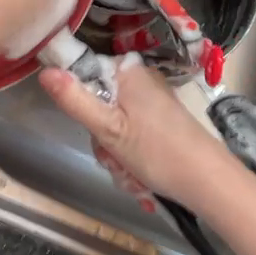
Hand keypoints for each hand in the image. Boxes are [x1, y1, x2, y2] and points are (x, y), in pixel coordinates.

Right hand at [40, 54, 237, 205]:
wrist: (211, 184)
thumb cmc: (159, 152)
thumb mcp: (109, 129)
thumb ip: (74, 100)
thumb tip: (44, 71)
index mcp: (127, 70)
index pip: (84, 72)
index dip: (80, 102)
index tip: (91, 130)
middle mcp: (139, 78)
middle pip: (99, 103)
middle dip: (103, 139)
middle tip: (114, 159)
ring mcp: (151, 100)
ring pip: (114, 123)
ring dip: (116, 153)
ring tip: (131, 174)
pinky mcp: (161, 120)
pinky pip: (131, 133)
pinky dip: (132, 156)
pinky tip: (141, 176)